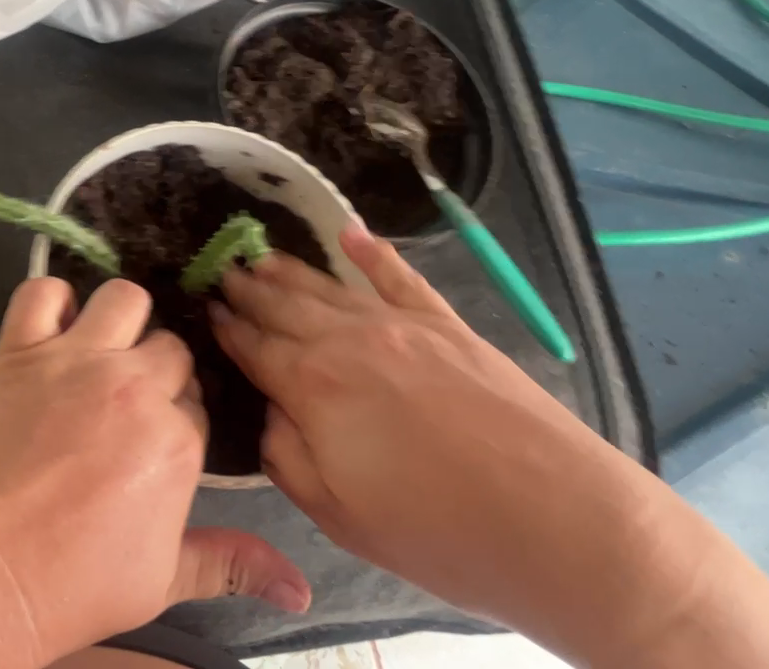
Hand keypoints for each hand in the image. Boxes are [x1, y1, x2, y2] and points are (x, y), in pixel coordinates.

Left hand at [0, 277, 310, 667]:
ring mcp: (74, 361)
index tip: (152, 436)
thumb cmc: (69, 585)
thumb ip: (229, 563)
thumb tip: (300, 588)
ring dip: (120, 318)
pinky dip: (50, 299)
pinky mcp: (19, 350)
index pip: (196, 402)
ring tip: (101, 348)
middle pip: (169, 347)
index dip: (176, 415)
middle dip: (156, 369)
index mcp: (175, 441)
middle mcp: (133, 388)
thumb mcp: (161, 582)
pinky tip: (51, 327)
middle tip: (125, 399)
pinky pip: (41, 292)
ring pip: (122, 298)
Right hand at [211, 227, 696, 655]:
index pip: (255, 347)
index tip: (205, 307)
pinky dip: (373, 253)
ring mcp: (402, 326)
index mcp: (314, 386)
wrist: (564, 527)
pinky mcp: (450, 326)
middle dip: (249, 289)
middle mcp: (348, 341)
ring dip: (291, 270)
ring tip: (262, 255)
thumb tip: (269, 411)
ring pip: (330, 287)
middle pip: (285, 306)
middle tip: (222, 270)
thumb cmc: (439, 534)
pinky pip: (400, 277)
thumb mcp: (338, 514)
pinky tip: (351, 235)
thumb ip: (286, 455)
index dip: (227, 327)